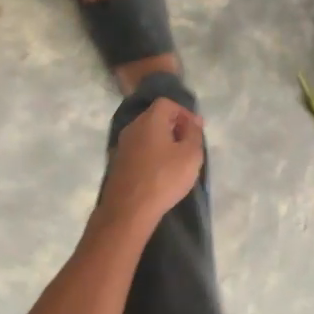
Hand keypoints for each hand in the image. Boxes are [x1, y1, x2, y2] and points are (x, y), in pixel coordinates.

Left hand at [102, 98, 204, 224]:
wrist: (129, 210)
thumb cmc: (164, 178)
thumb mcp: (191, 155)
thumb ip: (194, 133)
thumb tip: (193, 121)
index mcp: (150, 120)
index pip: (167, 103)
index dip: (184, 113)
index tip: (196, 130)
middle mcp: (132, 128)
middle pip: (155, 117)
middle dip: (174, 127)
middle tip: (188, 145)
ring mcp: (122, 146)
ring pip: (146, 135)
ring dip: (162, 142)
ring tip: (176, 160)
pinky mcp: (118, 164)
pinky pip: (139, 150)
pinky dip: (151, 154)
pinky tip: (160, 172)